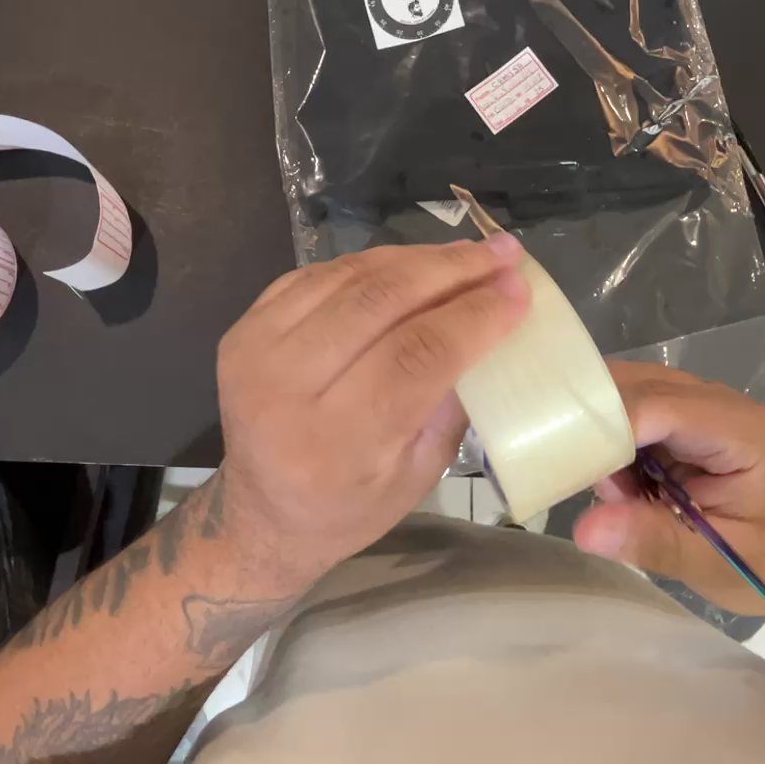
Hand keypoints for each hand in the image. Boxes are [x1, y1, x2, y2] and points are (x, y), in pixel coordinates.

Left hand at [215, 236, 529, 579]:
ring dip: (419, 256)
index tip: (518, 289)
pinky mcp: (246, 325)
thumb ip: (452, 401)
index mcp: (333, 443)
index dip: (473, 317)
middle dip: (452, 269)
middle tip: (502, 253)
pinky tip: (414, 262)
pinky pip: (322, 273)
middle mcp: (285, 387)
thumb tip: (492, 322)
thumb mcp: (416, 476)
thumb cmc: (348, 506)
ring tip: (468, 252)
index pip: (415, 356)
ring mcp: (257, 347)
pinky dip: (375, 262)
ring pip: (353, 275)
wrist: (258, 511)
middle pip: (382, 301)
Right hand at [574, 361, 764, 616]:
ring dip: (604, 436)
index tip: (564, 462)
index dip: (606, 426)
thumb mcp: (719, 564)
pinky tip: (624, 484)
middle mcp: (717, 402)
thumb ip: (655, 541)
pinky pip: (633, 412)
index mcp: (739, 429)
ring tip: (614, 492)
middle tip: (581, 480)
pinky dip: (614, 443)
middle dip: (598, 428)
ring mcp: (700, 406)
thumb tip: (585, 529)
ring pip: (628, 393)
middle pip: (636, 388)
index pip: (657, 406)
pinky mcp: (684, 420)